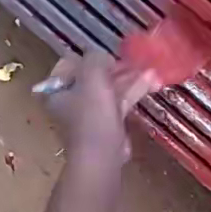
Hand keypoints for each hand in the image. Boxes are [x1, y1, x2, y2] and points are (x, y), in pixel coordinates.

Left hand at [41, 51, 153, 172]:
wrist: (101, 156)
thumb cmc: (91, 115)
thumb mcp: (92, 76)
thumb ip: (96, 58)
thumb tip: (106, 57)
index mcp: (57, 89)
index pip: (70, 63)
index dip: (91, 57)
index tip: (109, 55)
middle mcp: (71, 100)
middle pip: (94, 75)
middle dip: (117, 67)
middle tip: (136, 59)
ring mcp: (90, 112)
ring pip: (111, 88)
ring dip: (130, 78)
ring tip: (151, 69)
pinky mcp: (108, 123)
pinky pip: (120, 101)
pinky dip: (134, 91)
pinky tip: (153, 82)